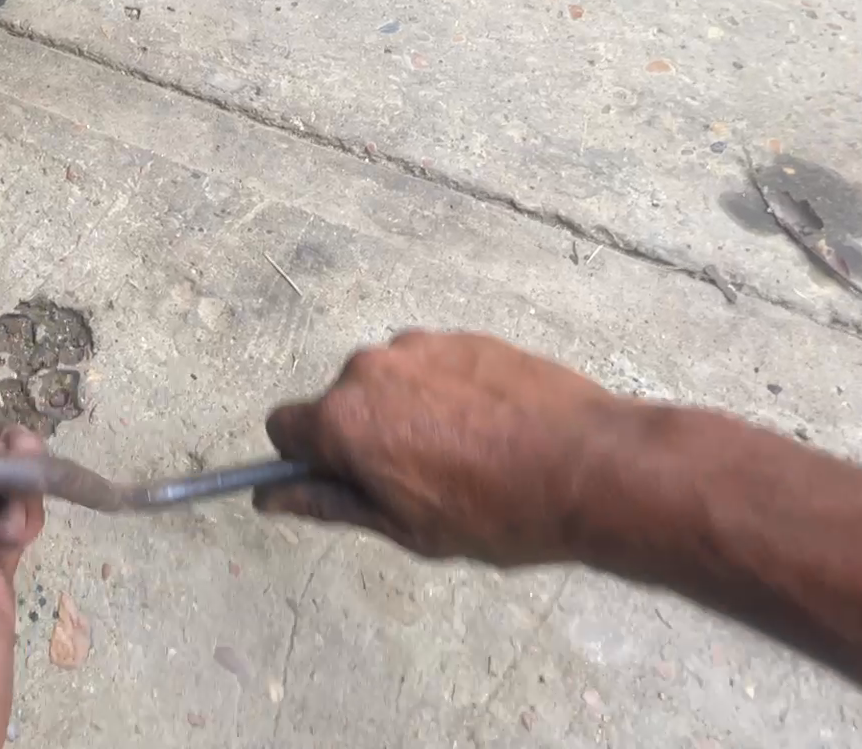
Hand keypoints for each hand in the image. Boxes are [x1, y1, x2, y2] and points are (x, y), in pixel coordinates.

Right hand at [255, 331, 622, 565]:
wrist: (596, 466)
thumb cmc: (495, 512)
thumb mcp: (404, 527)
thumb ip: (327, 503)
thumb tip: (266, 499)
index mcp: (341, 419)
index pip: (283, 427)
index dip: (309, 457)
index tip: (350, 477)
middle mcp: (363, 370)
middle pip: (338, 402)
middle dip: (362, 431)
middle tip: (419, 469)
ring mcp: (412, 346)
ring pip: (384, 380)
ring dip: (402, 405)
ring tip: (464, 443)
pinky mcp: (456, 334)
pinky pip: (427, 362)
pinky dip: (442, 386)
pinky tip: (489, 418)